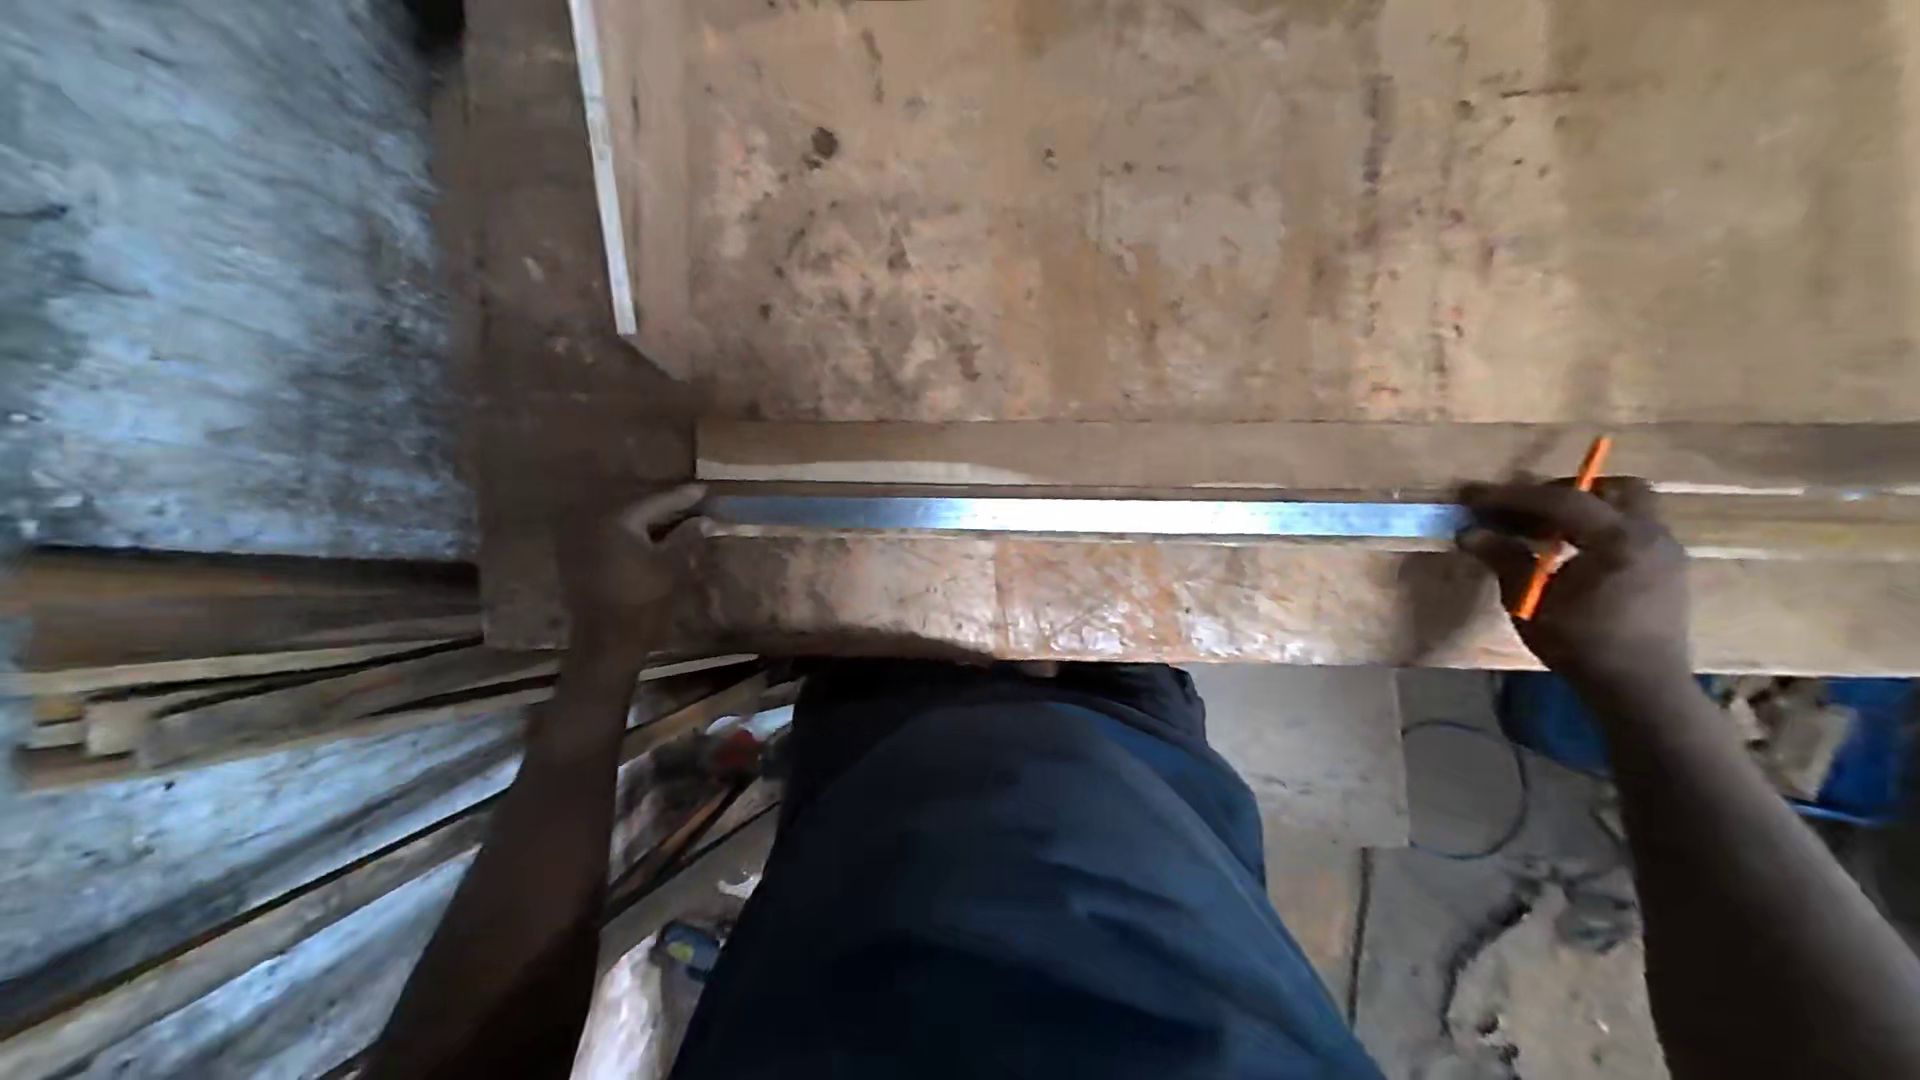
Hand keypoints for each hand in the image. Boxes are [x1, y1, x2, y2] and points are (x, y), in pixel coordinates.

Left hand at [562, 484, 707, 648]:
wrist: (606, 643)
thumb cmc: (643, 603)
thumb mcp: (674, 568)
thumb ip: (688, 539)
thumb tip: (704, 521)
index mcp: (616, 520)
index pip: (655, 500)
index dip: (683, 497)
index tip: (704, 489)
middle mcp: (590, 520)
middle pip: (634, 502)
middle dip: (662, 502)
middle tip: (689, 499)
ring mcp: (577, 537)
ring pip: (618, 515)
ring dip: (644, 514)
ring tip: (670, 514)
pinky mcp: (574, 554)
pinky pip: (606, 530)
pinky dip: (627, 528)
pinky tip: (646, 533)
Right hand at [1457, 477, 1691, 687]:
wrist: (1638, 686)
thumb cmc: (1581, 643)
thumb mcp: (1530, 600)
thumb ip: (1504, 559)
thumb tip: (1468, 532)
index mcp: (1621, 540)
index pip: (1563, 500)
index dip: (1512, 496)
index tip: (1473, 496)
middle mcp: (1652, 536)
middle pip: (1614, 489)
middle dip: (1565, 492)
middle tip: (1523, 510)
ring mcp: (1665, 551)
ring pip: (1628, 508)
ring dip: (1584, 510)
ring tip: (1542, 531)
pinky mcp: (1666, 568)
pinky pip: (1631, 530)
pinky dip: (1598, 529)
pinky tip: (1568, 552)